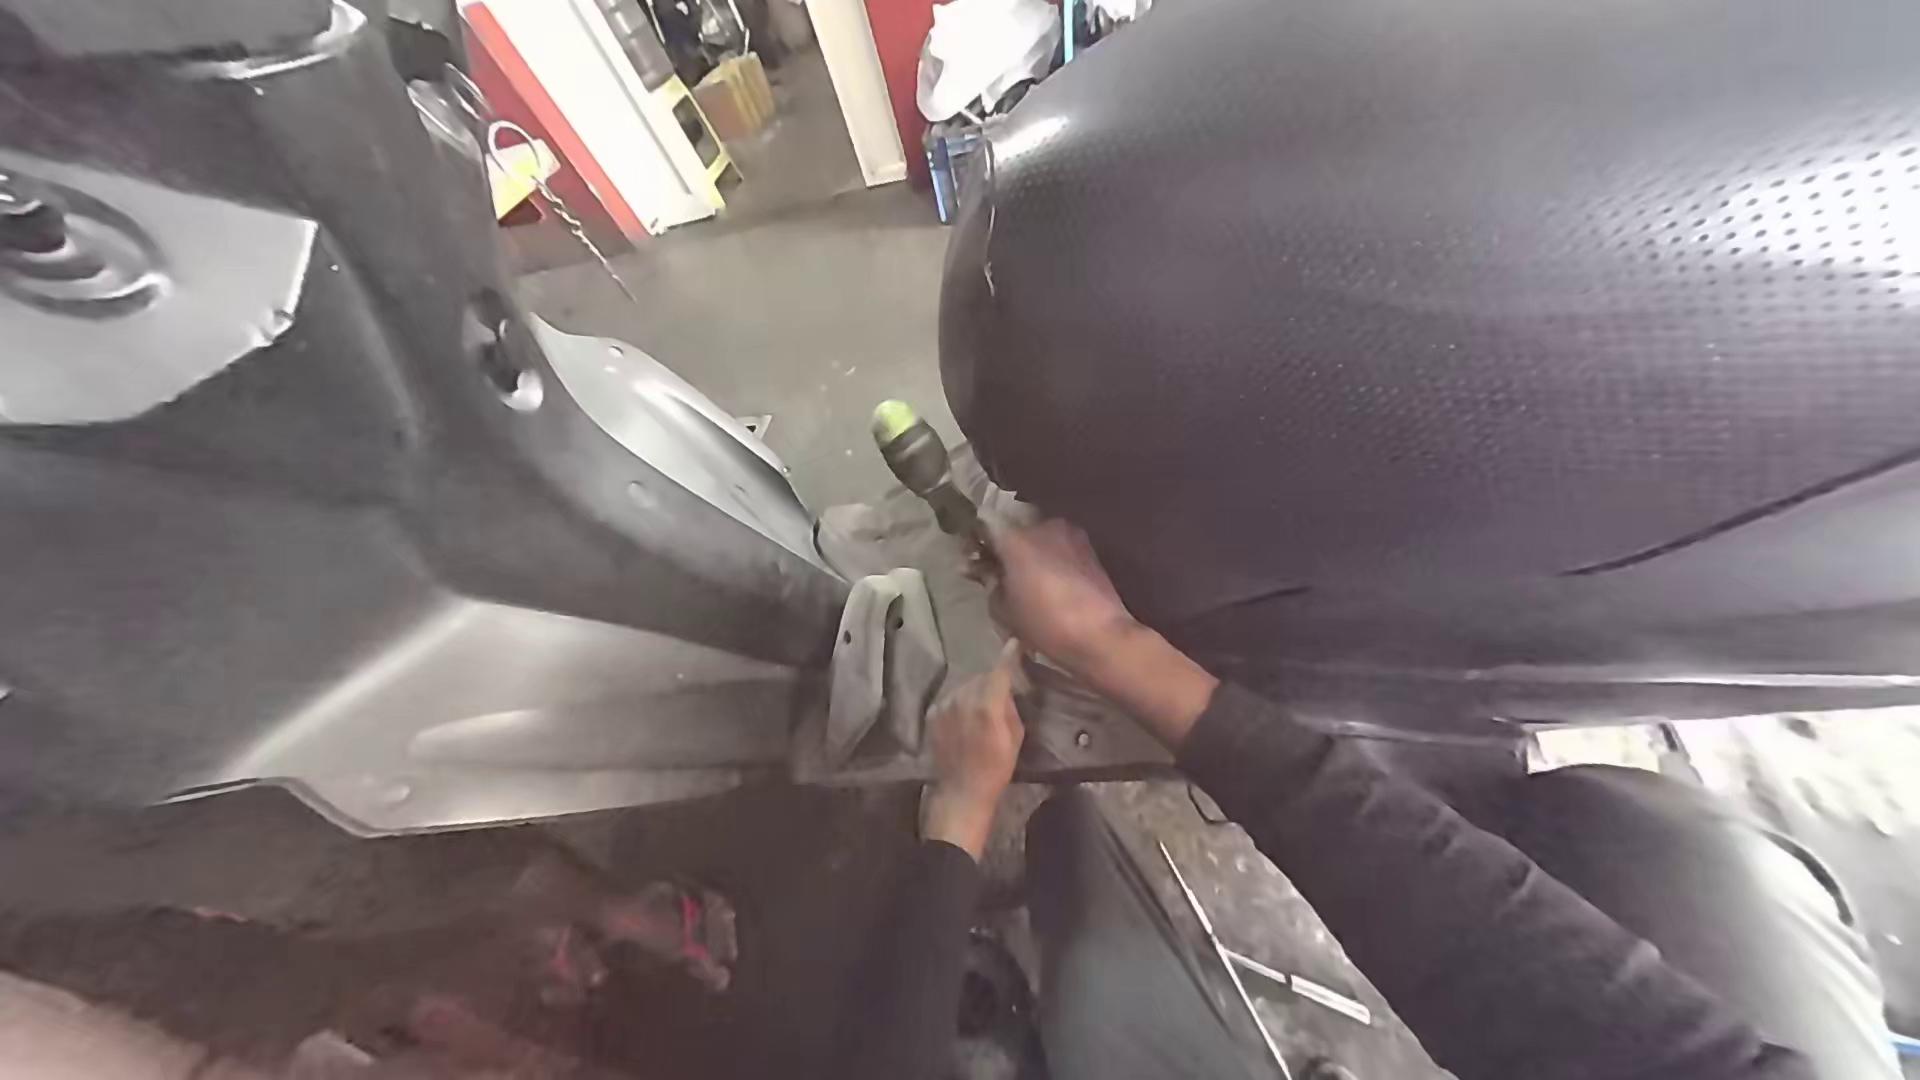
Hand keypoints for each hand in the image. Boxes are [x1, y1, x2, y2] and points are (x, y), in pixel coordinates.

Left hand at [923, 640, 1024, 859]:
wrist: (960, 791)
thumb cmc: (995, 768)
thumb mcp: (1015, 738)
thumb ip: (1010, 707)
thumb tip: (1007, 689)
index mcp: (987, 704)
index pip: (1000, 670)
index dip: (1010, 654)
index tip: (1017, 642)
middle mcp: (963, 698)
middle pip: (982, 677)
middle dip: (992, 681)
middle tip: (1000, 696)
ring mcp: (944, 705)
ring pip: (965, 686)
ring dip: (974, 692)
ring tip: (980, 711)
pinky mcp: (932, 714)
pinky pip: (951, 698)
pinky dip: (959, 703)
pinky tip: (963, 720)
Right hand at [983, 515, 1143, 676]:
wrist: (1101, 635)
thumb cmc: (1045, 624)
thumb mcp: (1004, 608)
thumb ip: (988, 581)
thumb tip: (978, 568)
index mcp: (1016, 538)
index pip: (983, 521)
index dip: (973, 538)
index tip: (970, 557)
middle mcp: (1043, 525)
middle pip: (1012, 526)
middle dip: (1000, 545)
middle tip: (993, 570)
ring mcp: (1069, 533)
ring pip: (1036, 535)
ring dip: (1025, 550)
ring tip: (1021, 577)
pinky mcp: (1088, 546)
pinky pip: (1056, 544)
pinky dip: (1046, 556)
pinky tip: (1044, 579)